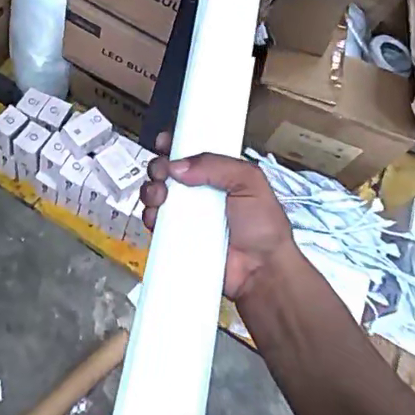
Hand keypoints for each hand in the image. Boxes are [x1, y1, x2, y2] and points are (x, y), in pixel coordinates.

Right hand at [139, 133, 299, 301]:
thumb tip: (177, 166)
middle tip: (162, 172)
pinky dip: (151, 216)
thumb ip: (215, 165)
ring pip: (157, 194)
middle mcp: (200, 192)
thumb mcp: (249, 181)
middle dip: (158, 166)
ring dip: (152, 190)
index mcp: (219, 173)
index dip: (175, 144)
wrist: (261, 271)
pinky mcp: (177, 237)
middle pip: (168, 171)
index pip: (191, 152)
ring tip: (160, 196)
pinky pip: (155, 222)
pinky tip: (157, 216)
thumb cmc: (264, 226)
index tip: (165, 142)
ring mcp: (187, 215)